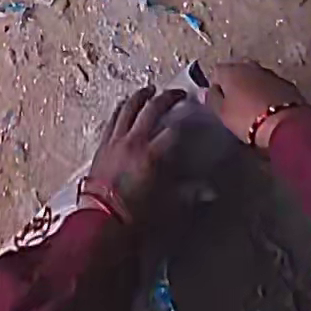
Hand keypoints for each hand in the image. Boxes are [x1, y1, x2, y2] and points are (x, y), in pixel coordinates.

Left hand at [84, 87, 185, 222]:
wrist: (100, 220)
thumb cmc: (136, 216)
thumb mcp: (167, 206)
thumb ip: (189, 193)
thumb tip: (210, 191)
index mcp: (152, 155)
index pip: (174, 131)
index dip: (187, 122)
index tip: (195, 116)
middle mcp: (134, 140)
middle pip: (151, 110)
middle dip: (166, 98)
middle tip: (177, 93)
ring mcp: (116, 139)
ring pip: (128, 108)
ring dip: (140, 96)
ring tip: (150, 90)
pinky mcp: (103, 143)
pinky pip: (113, 118)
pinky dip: (121, 108)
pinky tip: (125, 104)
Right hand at [203, 61, 306, 148]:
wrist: (287, 125)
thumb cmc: (247, 118)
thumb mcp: (223, 113)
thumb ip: (212, 100)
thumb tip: (204, 91)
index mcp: (230, 70)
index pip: (215, 72)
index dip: (216, 87)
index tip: (219, 103)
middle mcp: (249, 66)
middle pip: (236, 70)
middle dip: (235, 82)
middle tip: (235, 102)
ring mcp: (269, 73)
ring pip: (255, 76)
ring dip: (252, 86)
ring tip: (253, 105)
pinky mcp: (287, 84)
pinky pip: (271, 85)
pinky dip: (267, 92)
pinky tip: (269, 107)